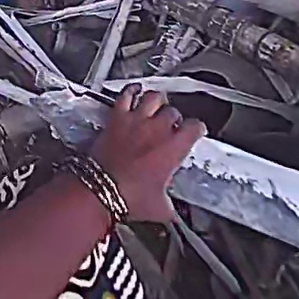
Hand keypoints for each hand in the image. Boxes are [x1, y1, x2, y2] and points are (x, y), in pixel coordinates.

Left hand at [91, 86, 206, 222]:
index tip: (196, 129)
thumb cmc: (132, 197)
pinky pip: (125, 95)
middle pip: (172, 111)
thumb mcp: (162, 207)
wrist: (102, 187)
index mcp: (173, 148)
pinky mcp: (116, 117)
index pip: (194, 128)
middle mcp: (157, 129)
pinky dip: (131, 90)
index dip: (197, 128)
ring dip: (157, 99)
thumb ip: (170, 204)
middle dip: (174, 116)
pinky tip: (134, 89)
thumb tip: (170, 209)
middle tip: (172, 122)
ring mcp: (135, 120)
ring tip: (158, 101)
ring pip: (152, 97)